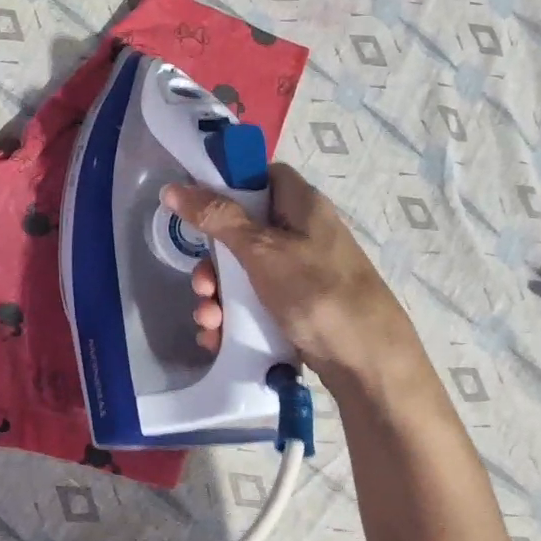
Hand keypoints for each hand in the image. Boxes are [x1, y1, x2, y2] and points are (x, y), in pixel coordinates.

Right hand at [162, 163, 423, 386]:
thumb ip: (217, 218)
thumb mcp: (262, 251)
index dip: (228, 184)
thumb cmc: (318, 293)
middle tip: (201, 283)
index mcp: (302, 207)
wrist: (368, 365)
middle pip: (240, 230)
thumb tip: (172, 188)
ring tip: (209, 320)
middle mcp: (301, 234)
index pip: (261, 176)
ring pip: (241, 271)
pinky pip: (251, 302)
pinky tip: (216, 335)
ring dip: (216, 295)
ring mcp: (298, 273)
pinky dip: (231, 316)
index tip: (195, 203)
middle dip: (211, 261)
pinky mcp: (294, 306)